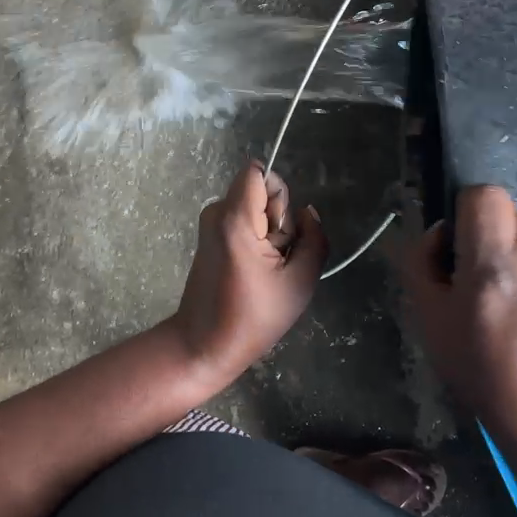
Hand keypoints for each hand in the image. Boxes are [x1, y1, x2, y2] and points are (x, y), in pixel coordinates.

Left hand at [168, 162, 329, 383]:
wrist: (204, 343)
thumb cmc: (252, 317)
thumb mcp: (298, 283)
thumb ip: (313, 241)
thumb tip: (309, 212)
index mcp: (234, 219)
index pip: (256, 172)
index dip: (279, 195)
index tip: (282, 230)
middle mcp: (216, 211)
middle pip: (259, 191)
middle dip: (277, 219)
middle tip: (276, 260)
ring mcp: (210, 222)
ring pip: (253, 208)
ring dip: (268, 233)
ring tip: (266, 269)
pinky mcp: (209, 235)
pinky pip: (242, 220)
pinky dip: (255, 239)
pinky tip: (255, 270)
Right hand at [401, 186, 516, 467]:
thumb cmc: (486, 378)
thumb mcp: (429, 320)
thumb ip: (421, 263)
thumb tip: (439, 236)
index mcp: (495, 265)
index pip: (483, 195)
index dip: (463, 208)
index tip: (454, 244)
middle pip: (509, 212)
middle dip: (486, 231)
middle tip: (473, 274)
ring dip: (511, 259)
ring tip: (505, 307)